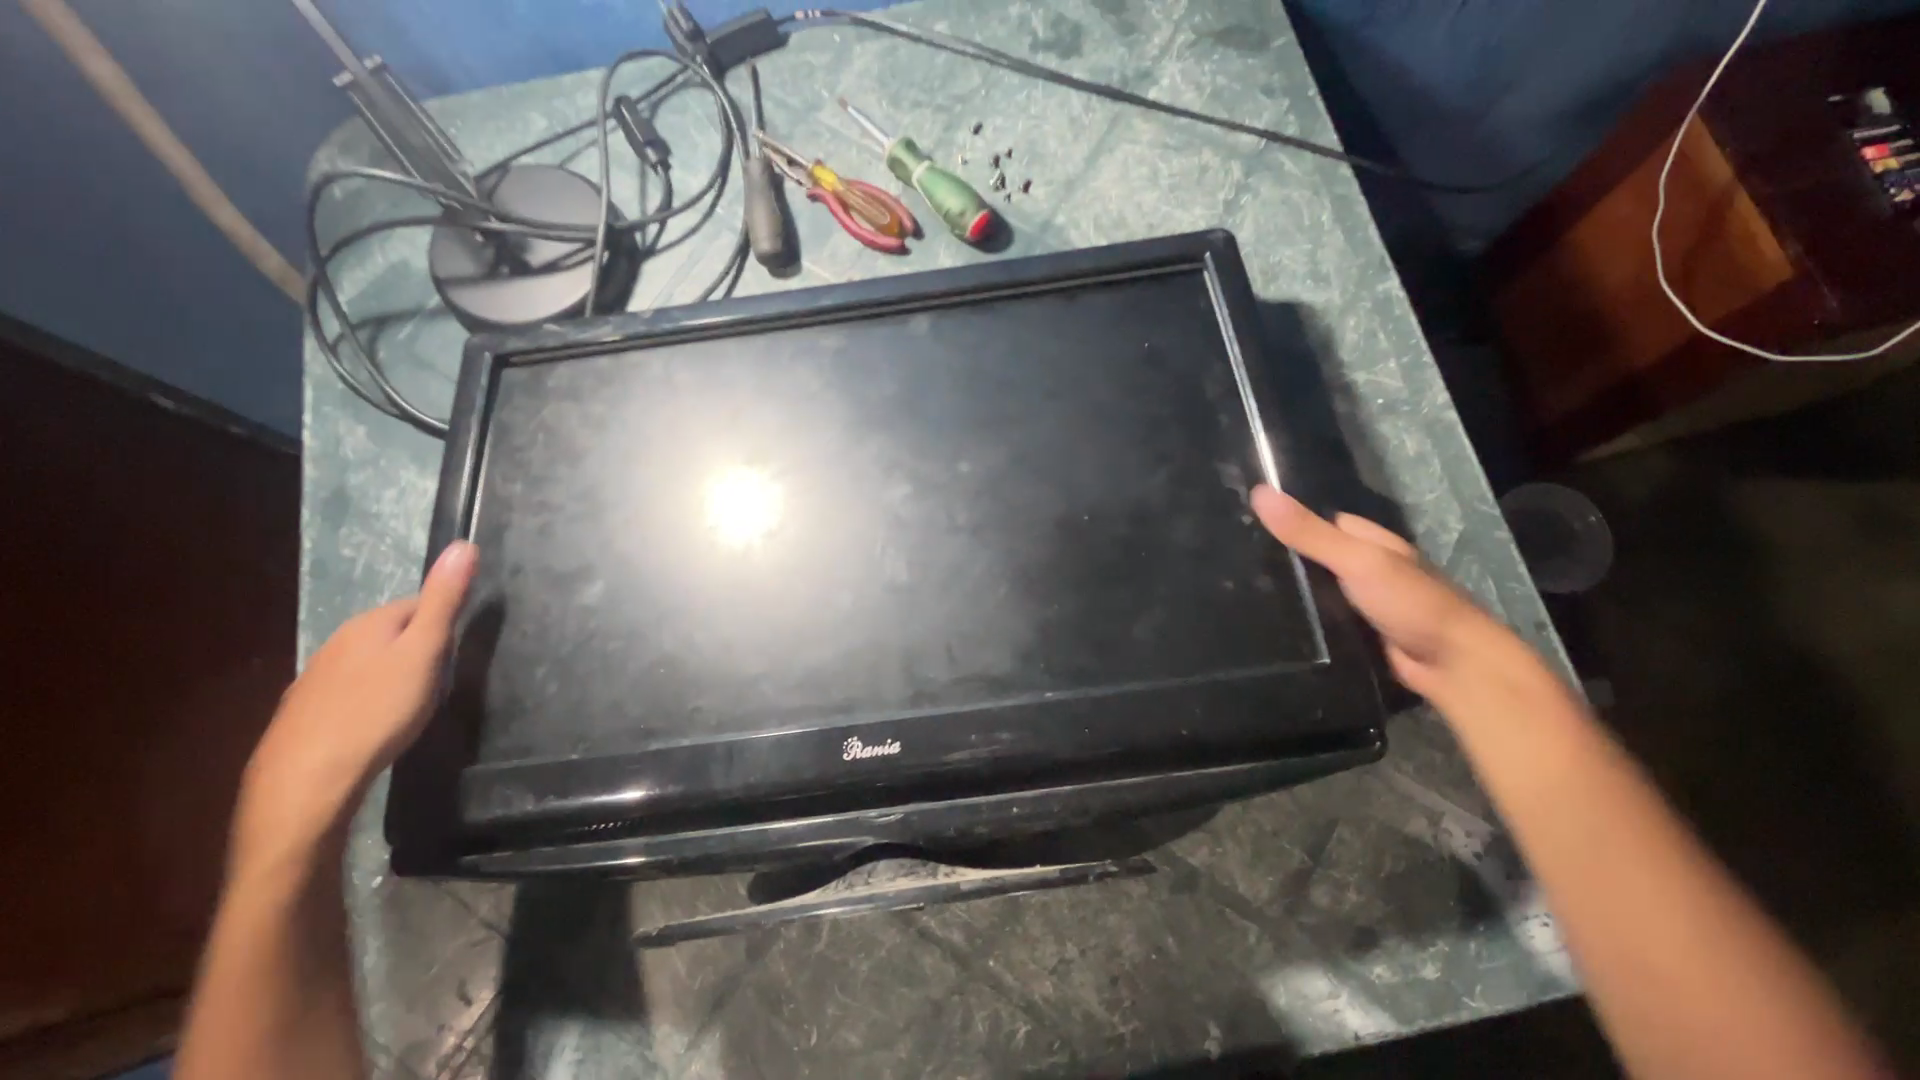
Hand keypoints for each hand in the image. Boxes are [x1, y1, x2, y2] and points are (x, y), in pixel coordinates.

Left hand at [235, 540, 477, 864]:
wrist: (308, 777)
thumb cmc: (377, 710)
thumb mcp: (424, 652)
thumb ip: (444, 601)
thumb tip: (463, 544)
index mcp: (369, 623)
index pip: (419, 604)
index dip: (445, 623)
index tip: (459, 652)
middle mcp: (338, 641)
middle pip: (393, 633)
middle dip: (419, 649)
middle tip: (441, 681)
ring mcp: (317, 676)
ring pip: (369, 662)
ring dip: (393, 674)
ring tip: (413, 704)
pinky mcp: (306, 711)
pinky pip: (350, 691)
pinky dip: (368, 700)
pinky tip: (376, 723)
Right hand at [1250, 485, 1515, 703]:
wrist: (1453, 666)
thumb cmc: (1410, 603)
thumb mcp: (1356, 561)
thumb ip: (1310, 533)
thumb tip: (1260, 492)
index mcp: (1373, 541)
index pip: (1322, 522)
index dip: (1288, 520)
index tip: (1244, 524)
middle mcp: (1369, 568)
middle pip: (1318, 558)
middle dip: (1285, 562)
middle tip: (1234, 565)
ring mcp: (1365, 604)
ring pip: (1318, 593)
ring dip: (1292, 596)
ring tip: (1241, 596)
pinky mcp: (1360, 635)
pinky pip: (1324, 623)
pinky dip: (1304, 625)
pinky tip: (1272, 628)